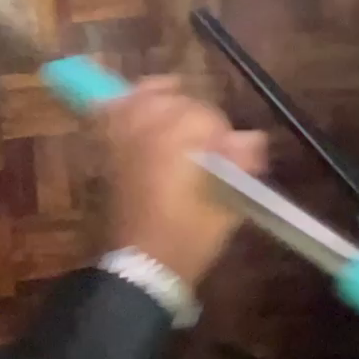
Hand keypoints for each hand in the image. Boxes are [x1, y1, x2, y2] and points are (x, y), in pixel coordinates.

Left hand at [100, 76, 267, 285]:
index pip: (205, 115)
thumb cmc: (189, 236)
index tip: (229, 150)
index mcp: (180, 140)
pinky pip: (110, 114)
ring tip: (171, 96)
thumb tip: (250, 137)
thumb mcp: (226, 205)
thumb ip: (239, 165)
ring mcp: (124, 138)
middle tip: (207, 138)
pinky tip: (130, 103)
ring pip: (140, 98)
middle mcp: (149, 130)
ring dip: (157, 95)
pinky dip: (121, 104)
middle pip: (174, 101)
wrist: (143, 263)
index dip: (220, 130)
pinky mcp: (108, 151)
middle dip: (194, 112)